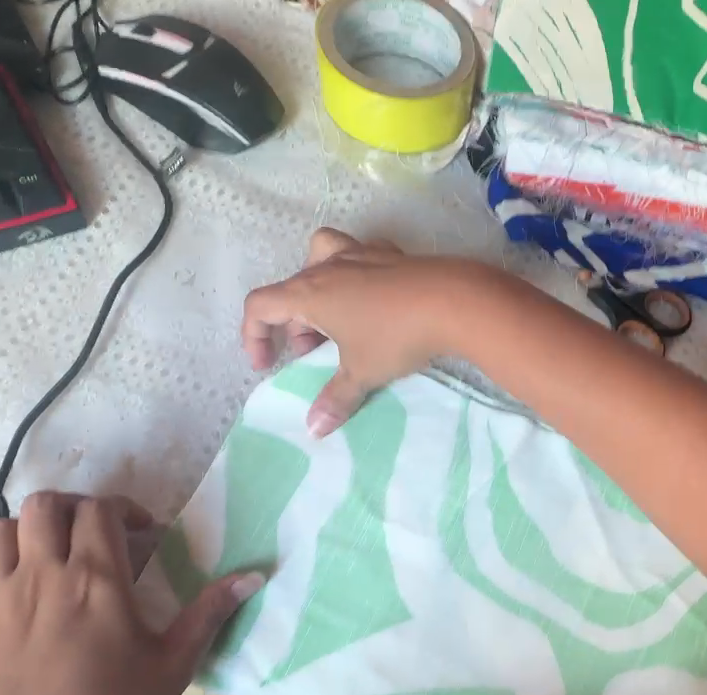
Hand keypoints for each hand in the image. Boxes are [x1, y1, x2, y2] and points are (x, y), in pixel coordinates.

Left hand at [0, 492, 261, 694]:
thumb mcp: (175, 663)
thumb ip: (211, 612)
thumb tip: (254, 576)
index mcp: (96, 578)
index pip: (99, 511)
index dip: (124, 509)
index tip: (144, 533)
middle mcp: (42, 573)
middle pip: (45, 505)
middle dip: (76, 507)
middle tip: (100, 532)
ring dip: (30, 529)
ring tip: (57, 552)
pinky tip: (19, 585)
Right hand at [242, 227, 503, 436]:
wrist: (453, 300)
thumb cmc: (396, 336)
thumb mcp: (363, 372)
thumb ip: (336, 398)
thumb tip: (314, 428)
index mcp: (309, 292)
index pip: (260, 306)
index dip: (253, 335)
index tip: (266, 365)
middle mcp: (328, 266)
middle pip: (292, 289)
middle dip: (294, 324)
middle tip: (315, 355)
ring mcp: (361, 253)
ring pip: (321, 260)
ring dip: (319, 291)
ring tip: (338, 322)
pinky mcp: (392, 254)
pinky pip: (359, 258)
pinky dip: (355, 277)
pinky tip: (373, 300)